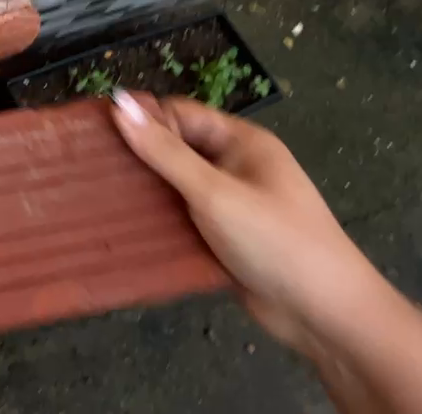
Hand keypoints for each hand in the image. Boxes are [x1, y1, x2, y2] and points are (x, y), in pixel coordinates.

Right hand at [109, 90, 392, 355]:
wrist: (329, 320)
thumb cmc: (276, 242)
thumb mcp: (214, 192)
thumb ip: (164, 150)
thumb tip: (119, 101)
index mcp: (242, 142)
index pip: (179, 113)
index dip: (142, 119)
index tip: (98, 132)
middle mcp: (235, 166)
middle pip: (174, 146)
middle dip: (138, 154)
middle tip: (91, 162)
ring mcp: (230, 202)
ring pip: (174, 183)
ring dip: (144, 188)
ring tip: (99, 190)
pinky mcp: (223, 235)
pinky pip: (180, 214)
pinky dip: (157, 216)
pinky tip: (125, 220)